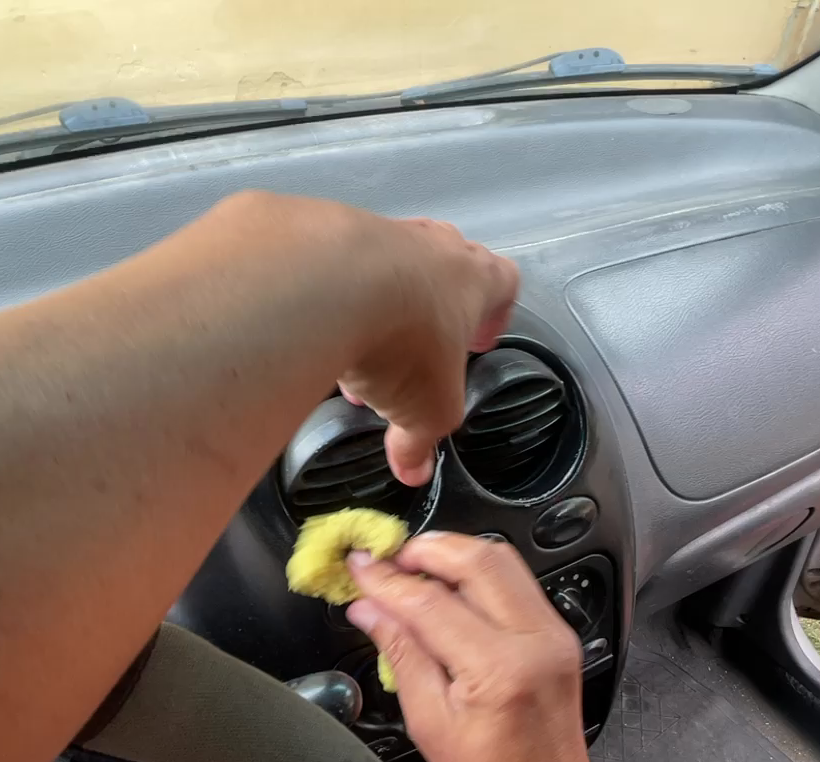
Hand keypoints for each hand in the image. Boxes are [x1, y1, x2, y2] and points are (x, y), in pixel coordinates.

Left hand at [192, 195, 517, 486]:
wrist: (325, 282)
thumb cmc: (404, 344)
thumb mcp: (426, 411)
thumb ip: (421, 442)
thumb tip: (413, 473)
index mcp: (472, 279)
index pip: (503, 282)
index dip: (495, 313)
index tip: (478, 342)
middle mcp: (428, 245)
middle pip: (442, 267)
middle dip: (430, 313)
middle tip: (414, 354)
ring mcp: (375, 230)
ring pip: (383, 268)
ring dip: (376, 310)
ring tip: (357, 356)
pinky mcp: (321, 231)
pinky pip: (331, 268)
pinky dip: (330, 301)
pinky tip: (316, 333)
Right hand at [343, 533, 606, 761]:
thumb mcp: (430, 723)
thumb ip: (401, 653)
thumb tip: (369, 609)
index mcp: (499, 669)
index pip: (430, 601)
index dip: (387, 579)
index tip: (359, 566)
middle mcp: (535, 641)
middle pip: (476, 559)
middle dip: (424, 548)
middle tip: (387, 559)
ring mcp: (554, 634)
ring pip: (501, 560)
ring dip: (453, 553)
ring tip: (412, 567)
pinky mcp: (559, 635)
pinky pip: (516, 581)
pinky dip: (477, 573)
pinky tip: (449, 587)